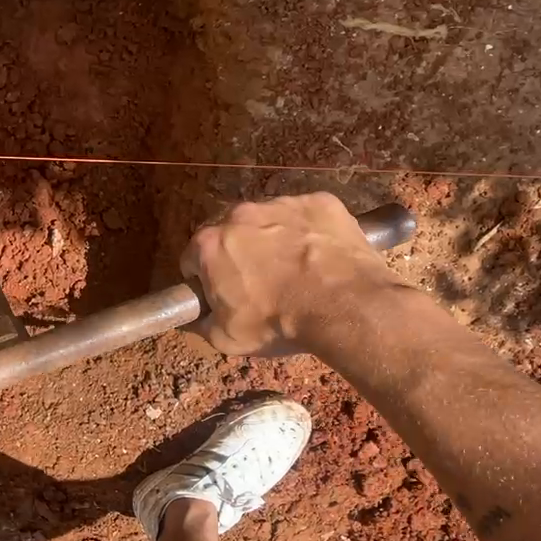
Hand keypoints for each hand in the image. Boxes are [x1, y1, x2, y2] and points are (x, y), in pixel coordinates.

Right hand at [180, 192, 403, 354]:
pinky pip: (307, 214)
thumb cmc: (279, 323)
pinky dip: (310, 230)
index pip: (194, 257)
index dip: (206, 277)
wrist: (346, 308)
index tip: (223, 293)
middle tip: (261, 283)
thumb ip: (201, 323)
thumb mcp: (226, 338)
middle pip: (230, 233)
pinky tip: (321, 255)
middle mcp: (239, 214)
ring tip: (297, 269)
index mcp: (209, 244)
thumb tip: (197, 318)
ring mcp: (281, 204)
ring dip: (274, 239)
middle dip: (239, 253)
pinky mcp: (319, 202)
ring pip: (269, 220)